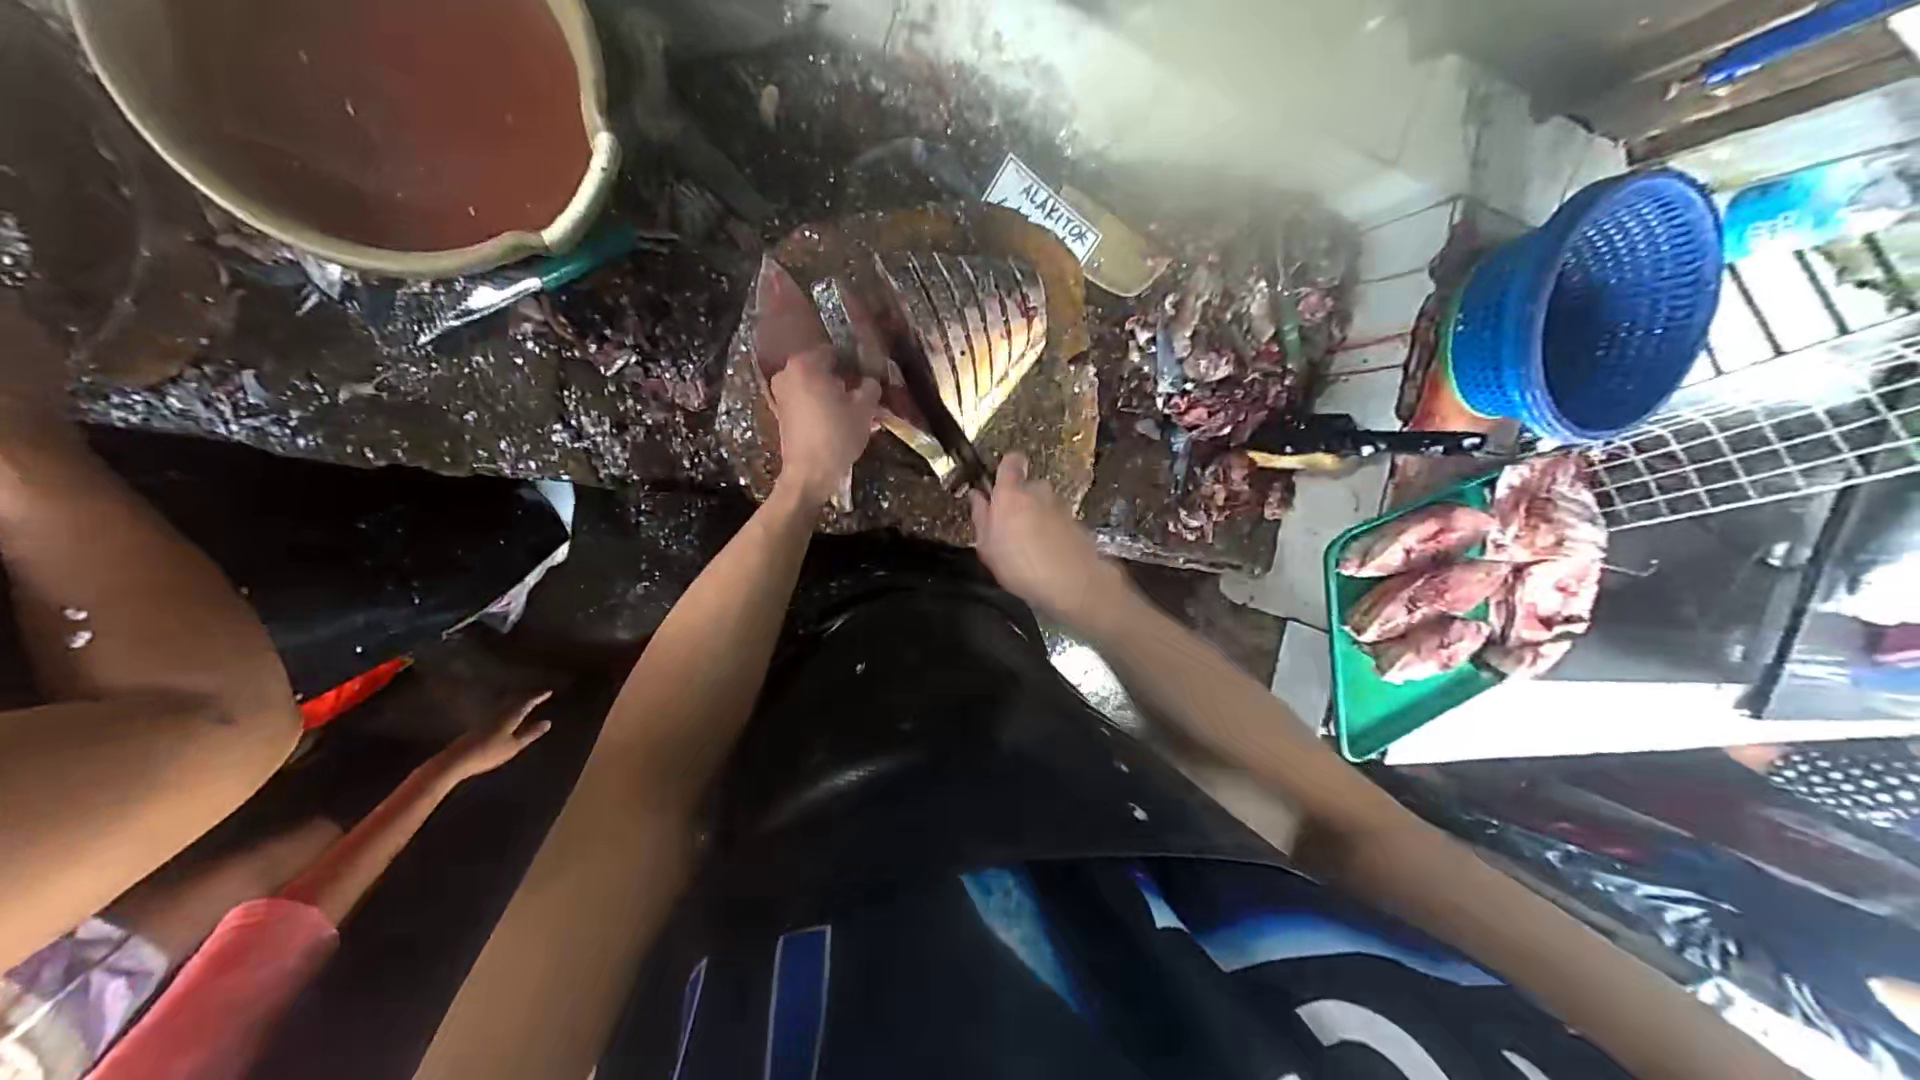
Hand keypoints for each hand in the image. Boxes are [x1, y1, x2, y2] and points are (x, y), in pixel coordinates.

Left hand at [434, 691, 553, 781]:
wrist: (455, 761)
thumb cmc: (488, 753)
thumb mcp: (514, 746)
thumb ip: (530, 734)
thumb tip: (548, 722)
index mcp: (509, 717)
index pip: (526, 703)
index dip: (538, 697)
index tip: (548, 692)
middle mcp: (498, 714)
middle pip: (515, 701)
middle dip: (527, 697)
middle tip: (537, 695)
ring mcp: (486, 719)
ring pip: (505, 705)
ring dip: (516, 702)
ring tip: (523, 702)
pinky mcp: (477, 727)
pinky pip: (497, 712)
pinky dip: (506, 709)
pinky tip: (504, 715)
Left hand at [770, 347, 880, 507]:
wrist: (809, 473)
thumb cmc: (837, 435)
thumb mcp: (864, 408)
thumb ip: (870, 386)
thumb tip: (870, 381)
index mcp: (805, 364)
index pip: (837, 352)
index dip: (857, 364)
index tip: (870, 377)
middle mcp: (787, 374)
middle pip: (824, 371)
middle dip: (847, 382)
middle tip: (867, 397)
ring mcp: (781, 395)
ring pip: (817, 389)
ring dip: (837, 397)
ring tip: (860, 413)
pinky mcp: (782, 415)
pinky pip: (808, 404)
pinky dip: (824, 409)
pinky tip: (843, 423)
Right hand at [968, 453, 1132, 630]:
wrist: (1072, 582)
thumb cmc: (1020, 566)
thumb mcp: (987, 547)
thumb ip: (981, 516)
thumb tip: (977, 496)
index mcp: (1011, 494)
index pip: (1011, 461)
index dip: (1006, 468)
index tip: (999, 484)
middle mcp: (1038, 492)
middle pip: (1027, 487)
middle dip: (1020, 502)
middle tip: (1010, 528)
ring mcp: (1061, 506)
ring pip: (1044, 504)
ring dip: (1037, 517)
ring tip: (1030, 546)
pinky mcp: (1077, 522)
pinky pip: (1058, 521)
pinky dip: (1053, 531)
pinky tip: (1048, 554)